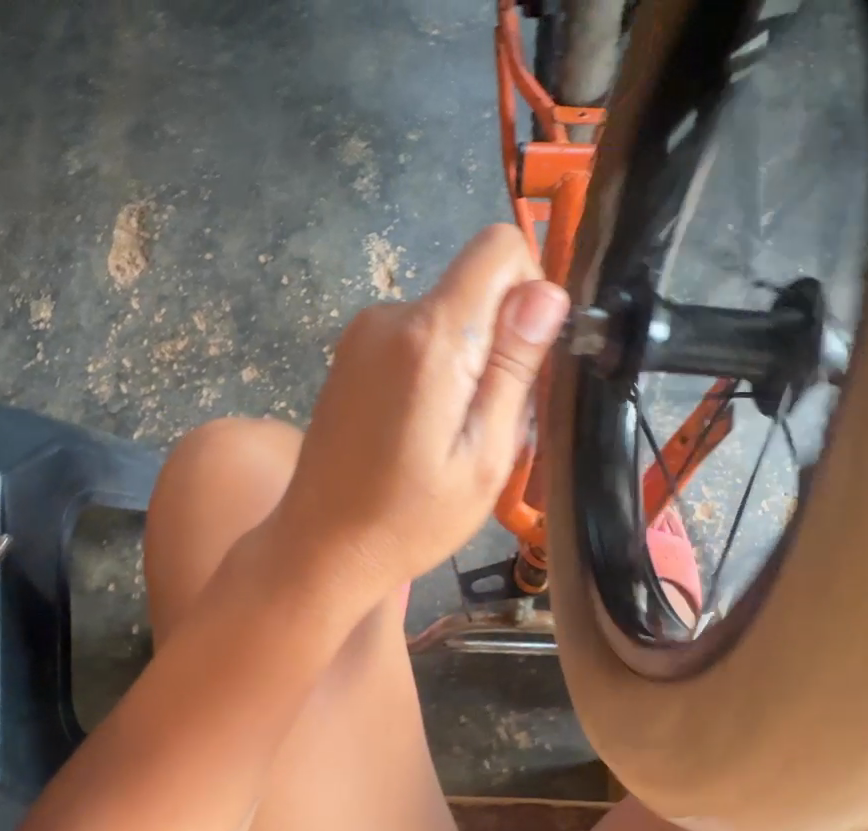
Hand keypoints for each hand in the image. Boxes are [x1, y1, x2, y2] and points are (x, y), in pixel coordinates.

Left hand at [265, 225, 568, 601]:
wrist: (320, 547)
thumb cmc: (411, 519)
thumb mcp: (484, 456)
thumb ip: (514, 368)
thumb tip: (547, 292)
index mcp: (430, 337)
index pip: (498, 247)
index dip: (530, 289)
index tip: (527, 356)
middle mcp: (389, 316)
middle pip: (473, 285)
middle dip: (499, 340)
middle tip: (489, 422)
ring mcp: (362, 333)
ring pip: (448, 316)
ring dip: (467, 362)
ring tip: (451, 437)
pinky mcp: (350, 353)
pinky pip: (416, 338)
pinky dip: (435, 371)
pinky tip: (421, 431)